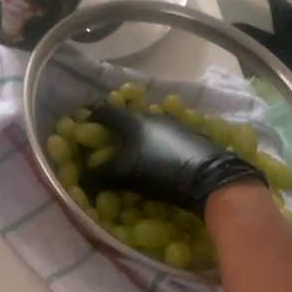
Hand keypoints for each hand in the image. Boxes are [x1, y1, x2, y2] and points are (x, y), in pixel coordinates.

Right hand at [80, 103, 265, 211]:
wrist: (211, 178)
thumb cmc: (160, 170)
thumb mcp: (122, 174)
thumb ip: (97, 175)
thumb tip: (80, 180)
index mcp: (133, 119)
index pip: (105, 110)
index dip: (91, 116)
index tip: (82, 124)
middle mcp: (154, 116)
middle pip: (127, 119)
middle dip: (114, 130)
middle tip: (104, 144)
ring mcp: (176, 126)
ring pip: (148, 128)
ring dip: (136, 139)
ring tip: (129, 155)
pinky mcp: (192, 139)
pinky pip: (164, 139)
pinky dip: (154, 147)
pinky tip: (155, 162)